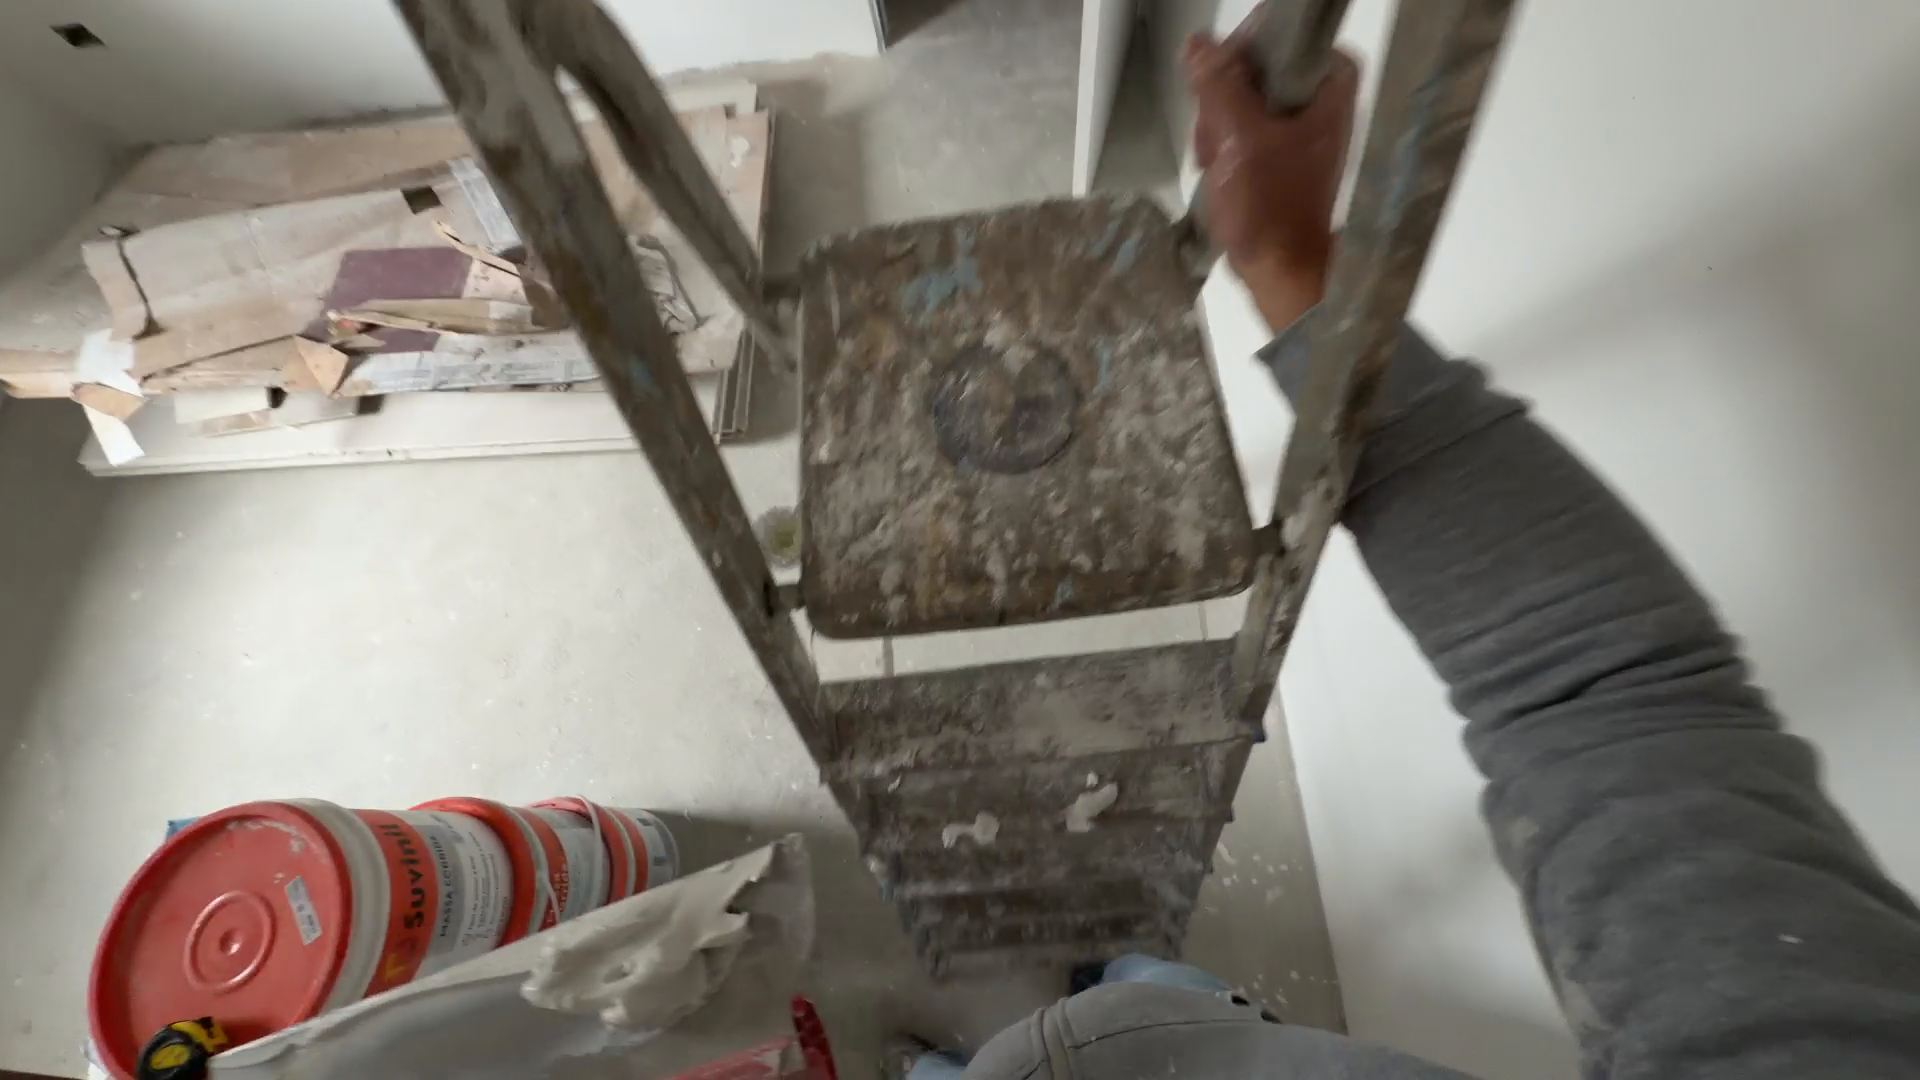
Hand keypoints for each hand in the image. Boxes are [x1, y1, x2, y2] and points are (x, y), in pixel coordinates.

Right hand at [1185, 25, 1360, 330]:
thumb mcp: (1240, 141)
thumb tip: (1197, 43)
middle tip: (1216, 146)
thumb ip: (1218, 87)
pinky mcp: (1281, 153)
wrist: (1280, 270)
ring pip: (1239, 103)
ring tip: (1216, 168)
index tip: (1216, 100)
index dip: (1233, 63)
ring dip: (1216, 134)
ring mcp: (1299, 126)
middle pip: (1251, 71)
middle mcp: (1320, 94)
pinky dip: (1223, 151)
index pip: (1272, 37)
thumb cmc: (1268, 209)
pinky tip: (1219, 175)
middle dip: (1221, 109)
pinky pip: (1241, 132)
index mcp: (1329, 78)